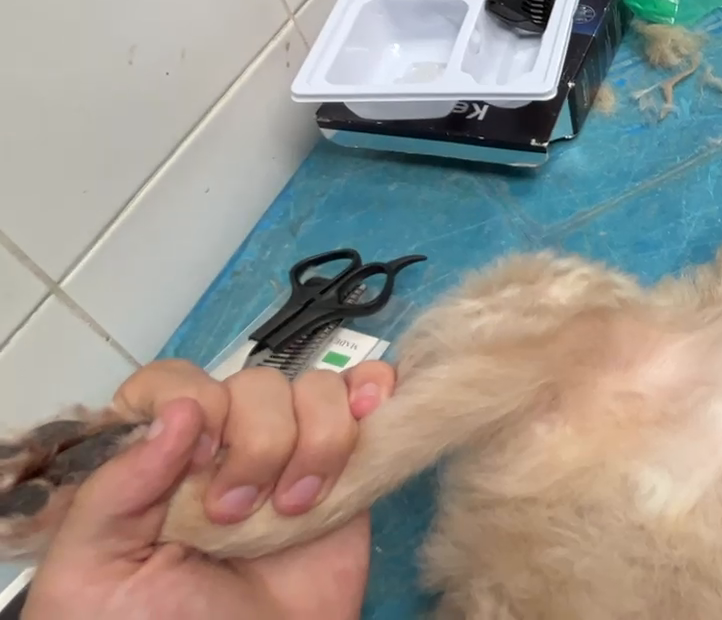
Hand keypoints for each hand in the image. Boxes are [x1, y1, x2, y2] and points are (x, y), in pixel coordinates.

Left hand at [24, 360, 395, 619]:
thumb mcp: (95, 583)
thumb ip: (110, 500)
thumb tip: (180, 411)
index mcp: (159, 463)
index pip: (172, 384)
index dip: (193, 404)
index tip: (199, 462)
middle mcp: (229, 442)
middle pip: (256, 383)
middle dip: (260, 442)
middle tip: (242, 509)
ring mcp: (300, 441)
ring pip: (321, 385)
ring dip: (320, 438)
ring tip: (301, 504)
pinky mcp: (360, 446)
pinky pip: (376, 384)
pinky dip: (380, 389)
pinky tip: (372, 417)